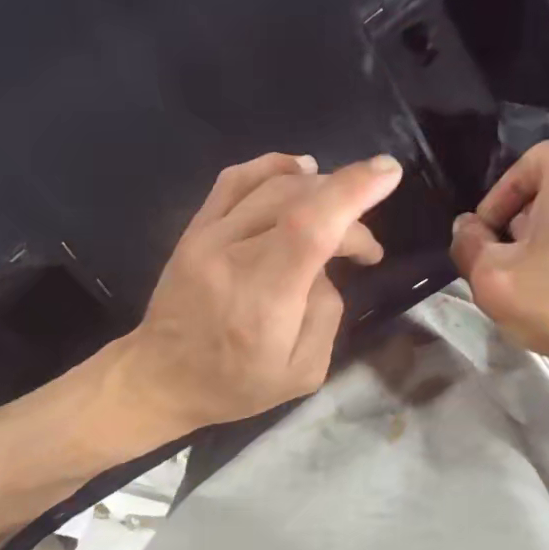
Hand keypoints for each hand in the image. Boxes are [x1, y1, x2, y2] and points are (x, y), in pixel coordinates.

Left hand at [118, 152, 402, 433]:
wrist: (160, 377)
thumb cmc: (234, 384)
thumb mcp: (302, 372)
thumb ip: (327, 313)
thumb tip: (328, 267)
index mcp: (264, 299)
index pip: (309, 227)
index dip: (352, 192)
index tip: (388, 173)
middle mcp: (232, 256)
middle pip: (299, 200)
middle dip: (347, 208)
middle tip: (363, 248)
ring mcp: (207, 236)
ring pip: (272, 184)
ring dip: (320, 187)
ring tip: (341, 212)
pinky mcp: (195, 228)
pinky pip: (235, 179)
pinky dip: (274, 165)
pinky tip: (301, 171)